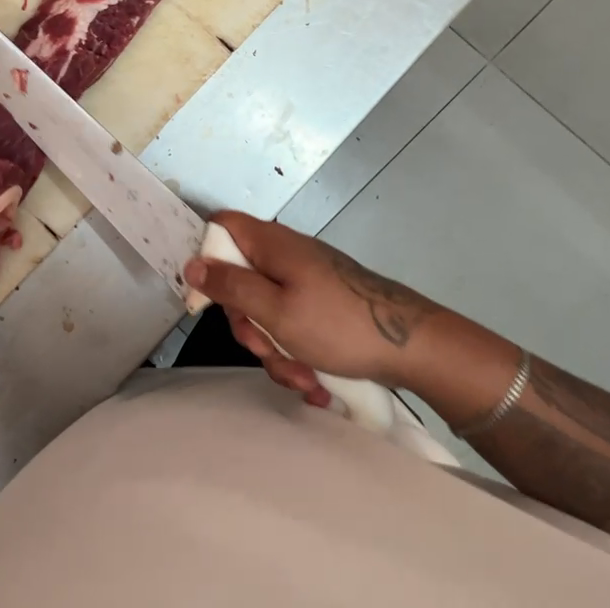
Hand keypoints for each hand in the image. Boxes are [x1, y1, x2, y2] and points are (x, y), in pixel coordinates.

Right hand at [182, 211, 440, 393]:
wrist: (417, 348)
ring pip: (268, 312)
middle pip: (241, 281)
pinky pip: (294, 327)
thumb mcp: (274, 310)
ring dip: (277, 351)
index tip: (209, 296)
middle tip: (266, 348)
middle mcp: (287, 257)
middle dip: (249, 325)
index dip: (207, 256)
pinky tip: (316, 383)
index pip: (222, 226)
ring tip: (303, 379)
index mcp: (272, 245)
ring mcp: (307, 282)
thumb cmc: (339, 324)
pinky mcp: (324, 306)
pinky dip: (299, 355)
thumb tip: (192, 264)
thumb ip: (230, 286)